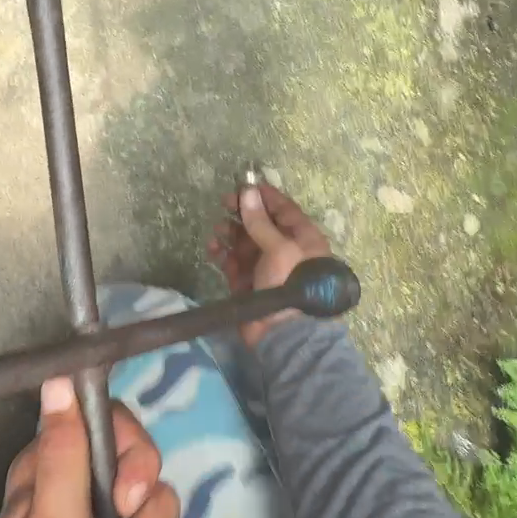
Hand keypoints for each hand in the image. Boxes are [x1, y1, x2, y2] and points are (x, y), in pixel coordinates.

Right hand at [206, 183, 334, 346]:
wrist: (284, 334)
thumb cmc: (290, 285)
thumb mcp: (279, 249)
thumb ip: (260, 221)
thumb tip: (247, 191)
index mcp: (303, 239)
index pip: (284, 209)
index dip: (265, 196)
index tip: (244, 183)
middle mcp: (285, 250)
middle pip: (260, 224)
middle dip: (242, 213)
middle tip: (224, 203)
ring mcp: (265, 267)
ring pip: (243, 241)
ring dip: (229, 233)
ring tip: (218, 231)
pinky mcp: (247, 282)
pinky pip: (232, 261)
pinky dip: (222, 254)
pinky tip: (213, 250)